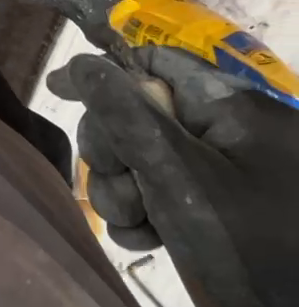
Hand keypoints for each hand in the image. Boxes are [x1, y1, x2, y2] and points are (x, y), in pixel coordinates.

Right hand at [51, 47, 298, 306]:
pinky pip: (176, 191)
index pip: (155, 62)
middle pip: (144, 114)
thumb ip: (124, 112)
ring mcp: (243, 176)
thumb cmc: (250, 244)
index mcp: (238, 112)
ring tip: (131, 224)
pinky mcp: (240, 211)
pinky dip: (150, 212)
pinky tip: (145, 238)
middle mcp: (242, 135)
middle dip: (113, 152)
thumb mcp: (176, 175)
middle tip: (113, 184)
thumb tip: (83, 62)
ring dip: (124, 190)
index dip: (102, 73)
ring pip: (152, 158)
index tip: (57, 91)